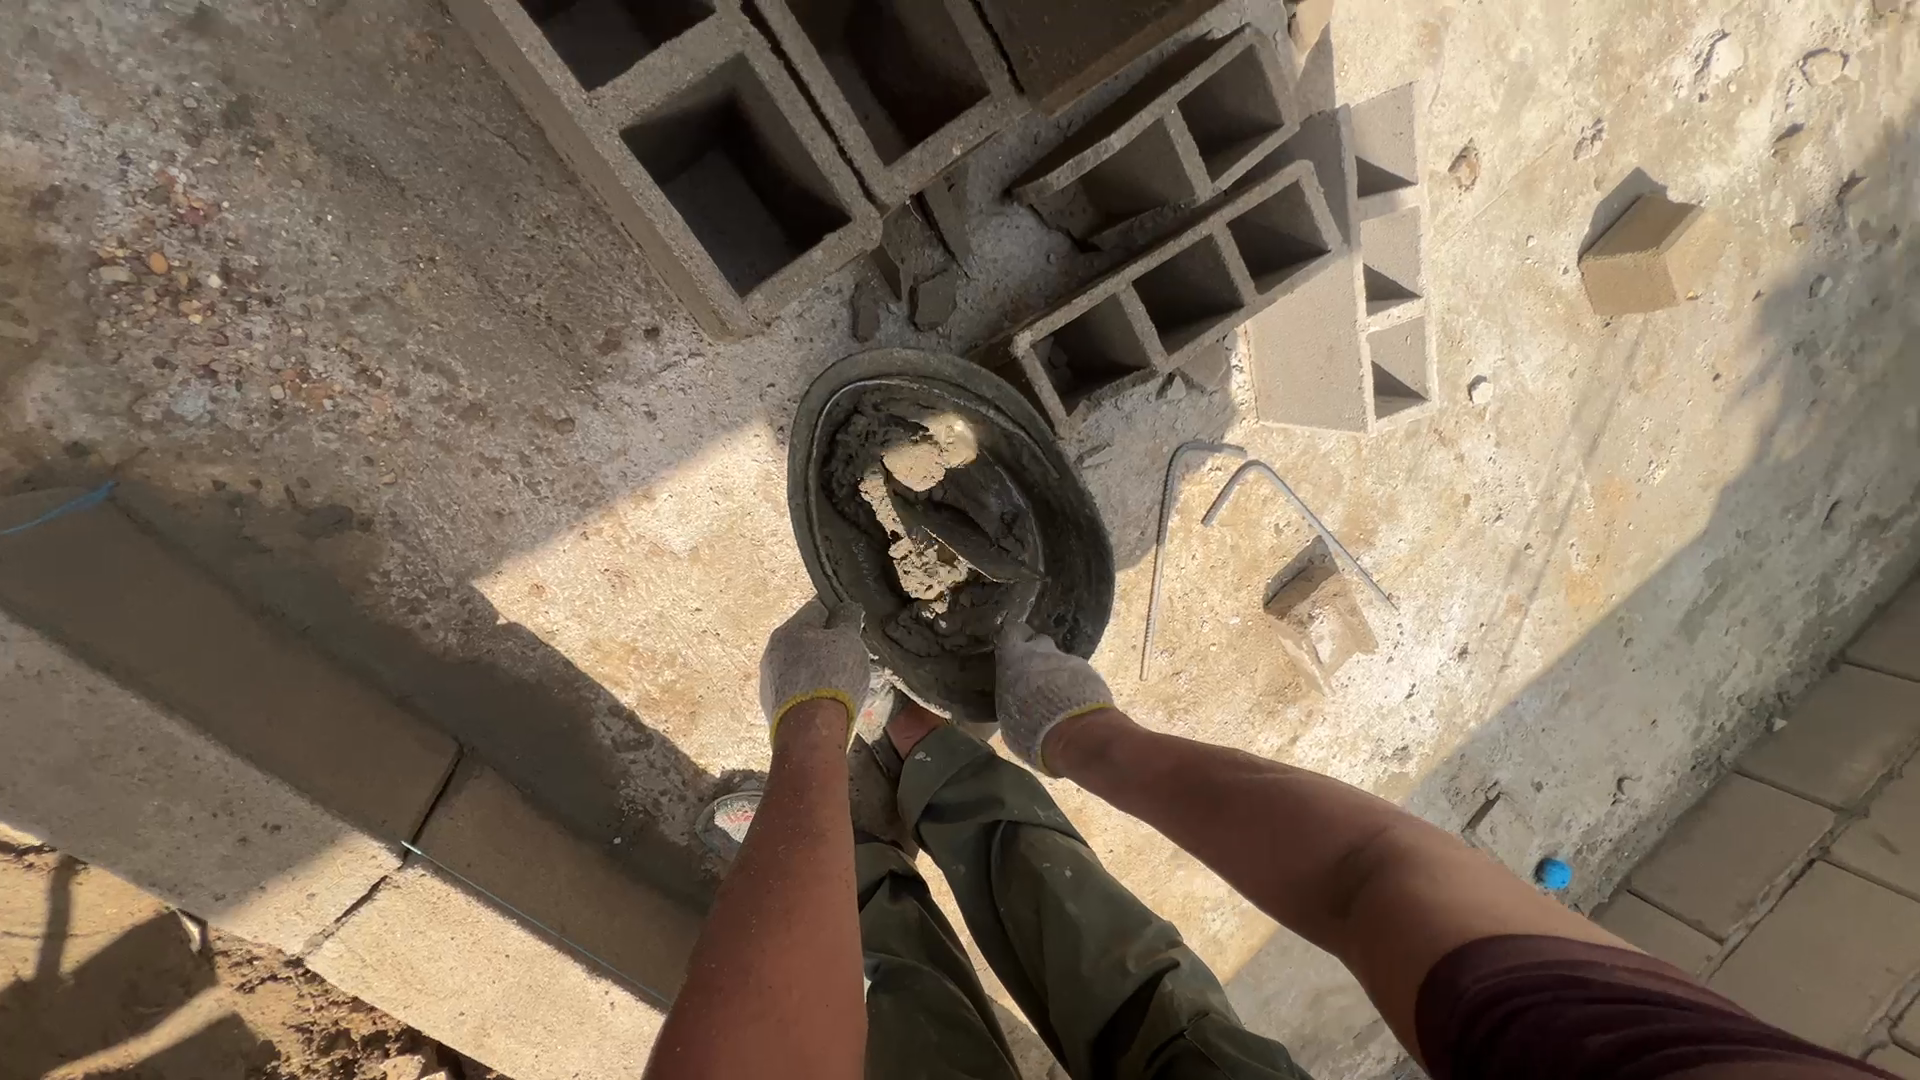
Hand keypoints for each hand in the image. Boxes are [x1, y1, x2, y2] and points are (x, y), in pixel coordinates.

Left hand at [760, 599, 870, 743]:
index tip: (854, 627)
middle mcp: (773, 650)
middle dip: (828, 644)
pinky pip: (796, 687)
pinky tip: (826, 700)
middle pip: (806, 638)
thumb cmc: (833, 677)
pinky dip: (811, 688)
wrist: (810, 730)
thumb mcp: (849, 641)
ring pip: (800, 663)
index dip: (838, 614)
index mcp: (790, 629)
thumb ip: (848, 619)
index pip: (817, 608)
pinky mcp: (772, 704)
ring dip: (819, 667)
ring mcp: (770, 678)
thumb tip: (846, 608)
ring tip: (841, 682)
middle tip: (850, 656)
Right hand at [995, 623, 1113, 774]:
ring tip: (1056, 699)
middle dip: (1036, 655)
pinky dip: (1074, 686)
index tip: (1008, 648)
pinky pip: (1078, 675)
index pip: (1009, 632)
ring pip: (1059, 661)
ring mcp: (1068, 660)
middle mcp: (1042, 652)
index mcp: (1014, 658)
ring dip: (1056, 675)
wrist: (1075, 732)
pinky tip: (1074, 705)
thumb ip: (1012, 697)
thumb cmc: (1030, 726)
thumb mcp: (1008, 715)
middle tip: (1033, 677)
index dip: (1010, 639)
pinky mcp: (1091, 673)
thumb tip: (1015, 701)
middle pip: (1038, 643)